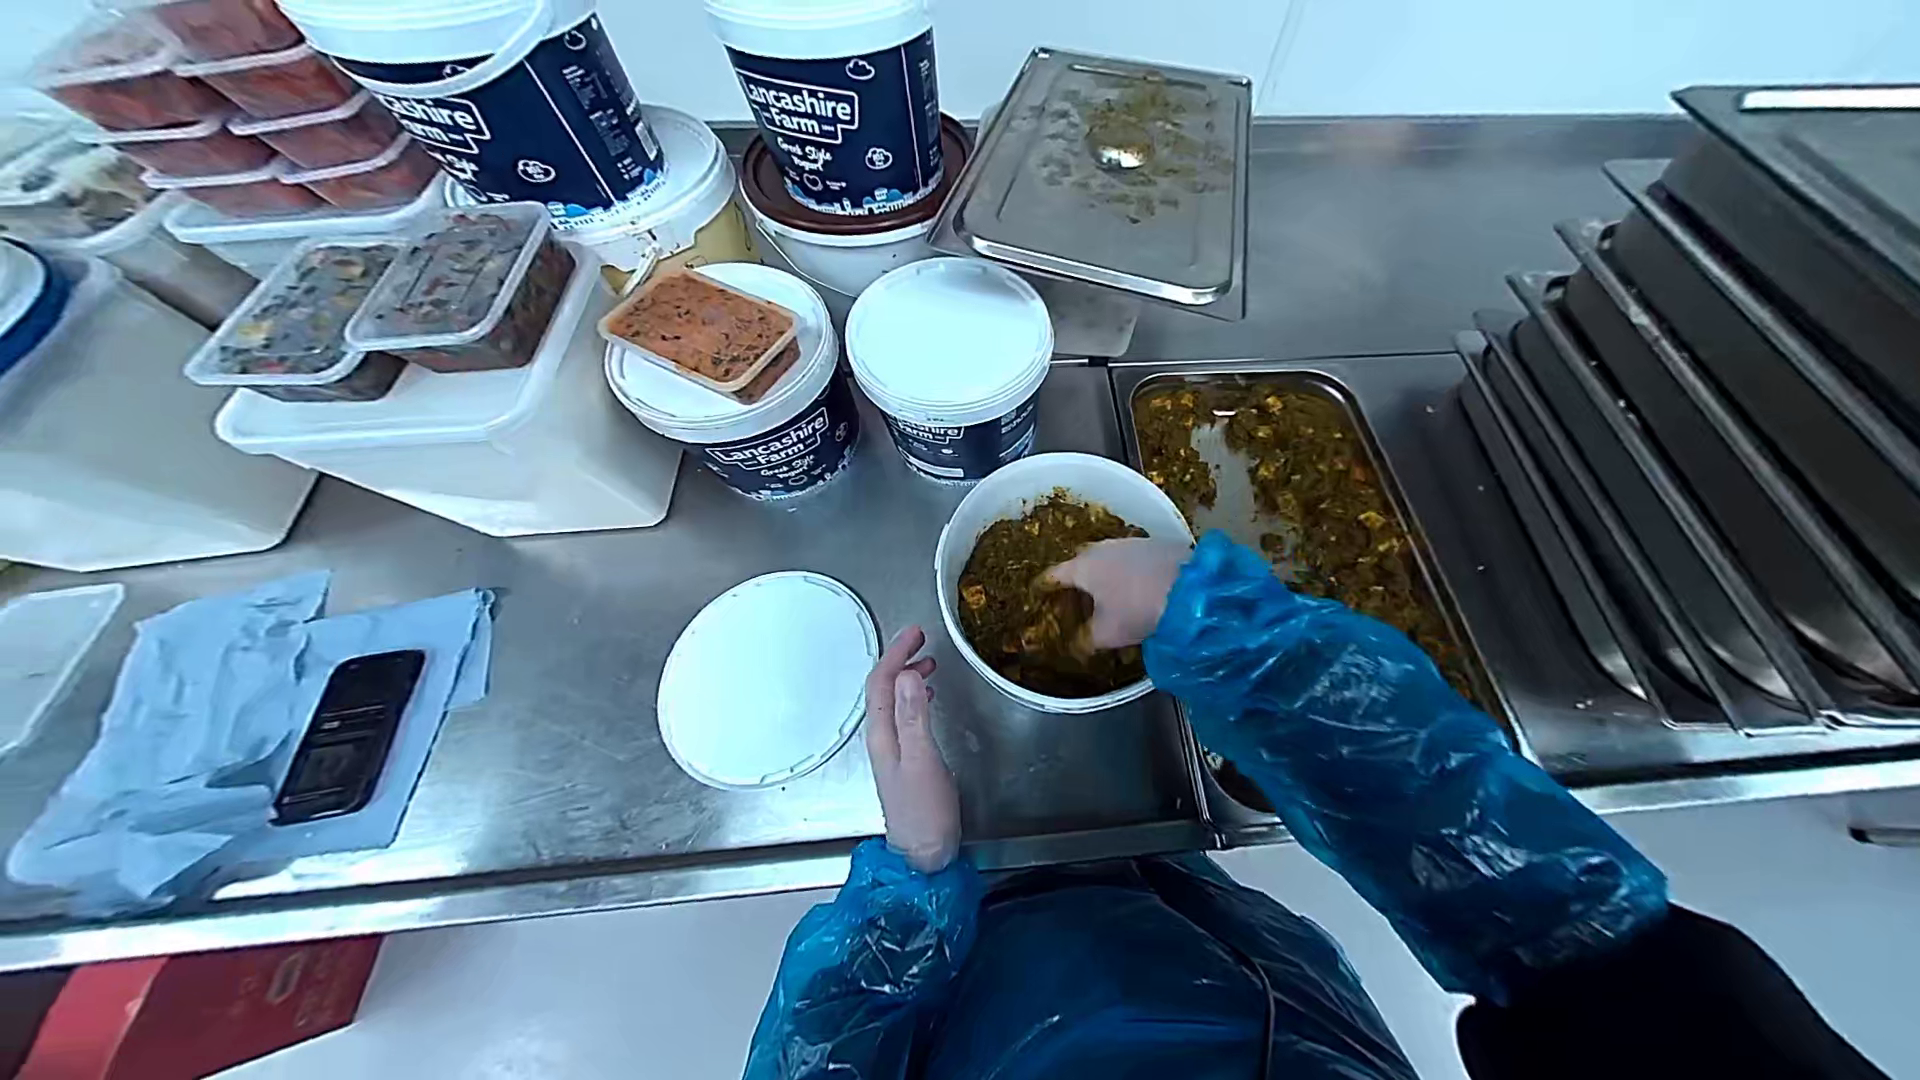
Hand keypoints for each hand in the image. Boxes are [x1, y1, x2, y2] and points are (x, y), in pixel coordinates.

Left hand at [864, 626, 959, 872]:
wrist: (923, 856)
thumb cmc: (924, 811)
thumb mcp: (923, 760)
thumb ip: (915, 718)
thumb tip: (908, 676)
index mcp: (882, 734)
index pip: (881, 682)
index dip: (896, 653)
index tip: (915, 633)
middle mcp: (881, 737)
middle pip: (883, 687)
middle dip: (899, 658)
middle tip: (921, 638)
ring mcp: (891, 748)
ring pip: (894, 700)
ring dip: (907, 676)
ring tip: (928, 662)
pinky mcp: (905, 757)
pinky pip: (904, 714)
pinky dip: (915, 696)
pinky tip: (928, 696)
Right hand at [1043, 538, 1191, 650]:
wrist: (1193, 588)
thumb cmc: (1138, 609)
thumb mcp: (1107, 634)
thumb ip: (1086, 639)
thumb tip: (1076, 646)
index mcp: (1081, 567)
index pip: (1053, 575)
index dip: (1045, 587)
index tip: (1041, 594)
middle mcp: (1101, 548)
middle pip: (1080, 563)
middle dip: (1076, 580)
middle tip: (1077, 600)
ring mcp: (1129, 543)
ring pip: (1107, 558)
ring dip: (1105, 574)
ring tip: (1110, 596)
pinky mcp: (1155, 544)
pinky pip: (1131, 559)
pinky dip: (1129, 572)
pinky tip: (1138, 588)